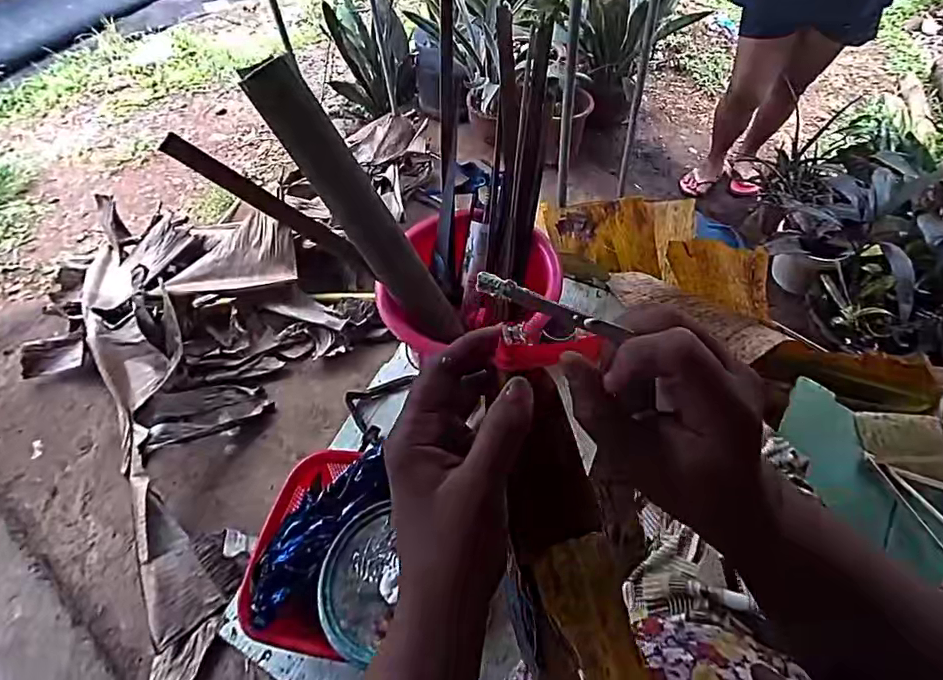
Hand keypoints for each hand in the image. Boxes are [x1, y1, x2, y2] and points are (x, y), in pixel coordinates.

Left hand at [383, 327, 533, 631]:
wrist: (446, 610)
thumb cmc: (454, 548)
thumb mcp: (479, 486)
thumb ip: (501, 431)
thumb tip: (521, 381)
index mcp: (412, 435)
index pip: (438, 373)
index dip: (469, 348)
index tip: (505, 332)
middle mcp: (422, 437)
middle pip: (452, 386)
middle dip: (486, 365)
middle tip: (525, 350)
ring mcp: (439, 454)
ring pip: (466, 406)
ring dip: (494, 389)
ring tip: (529, 372)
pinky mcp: (457, 470)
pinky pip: (477, 430)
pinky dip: (498, 416)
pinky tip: (524, 410)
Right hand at [560, 307, 773, 552]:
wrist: (740, 501)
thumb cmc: (690, 493)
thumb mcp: (637, 465)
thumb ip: (600, 414)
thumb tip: (568, 359)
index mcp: (726, 407)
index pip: (678, 348)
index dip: (632, 354)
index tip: (608, 386)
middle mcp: (736, 371)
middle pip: (671, 321)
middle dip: (624, 340)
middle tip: (608, 379)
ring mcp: (732, 357)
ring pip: (667, 320)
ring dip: (632, 343)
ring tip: (626, 387)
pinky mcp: (720, 352)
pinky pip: (671, 329)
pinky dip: (644, 348)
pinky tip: (643, 385)